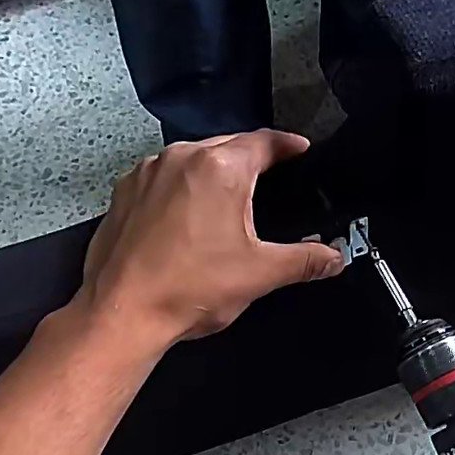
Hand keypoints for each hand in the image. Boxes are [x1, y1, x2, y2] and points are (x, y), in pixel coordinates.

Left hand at [74, 130, 344, 351]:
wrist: (123, 313)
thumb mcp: (260, 274)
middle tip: (271, 180)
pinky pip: (163, 178)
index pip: (263, 141)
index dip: (288, 145)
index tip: (299, 148)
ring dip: (215, 174)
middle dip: (252, 160)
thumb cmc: (186, 290)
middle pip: (227, 145)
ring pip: (192, 160)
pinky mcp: (124, 194)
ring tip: (230, 205)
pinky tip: (189, 221)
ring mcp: (146, 174)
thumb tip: (331, 257)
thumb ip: (305, 261)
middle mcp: (179, 159)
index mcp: (220, 169)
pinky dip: (182, 189)